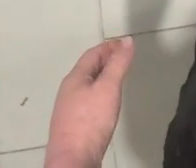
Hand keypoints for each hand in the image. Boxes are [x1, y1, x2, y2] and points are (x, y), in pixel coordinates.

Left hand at [45, 38, 134, 167]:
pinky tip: (107, 106)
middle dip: (106, 61)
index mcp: (74, 78)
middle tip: (124, 60)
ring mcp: (68, 110)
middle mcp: (68, 91)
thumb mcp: (108, 88)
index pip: (92, 53)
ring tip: (118, 81)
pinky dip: (99, 95)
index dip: (109, 47)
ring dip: (102, 79)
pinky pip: (87, 102)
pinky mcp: (72, 127)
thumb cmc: (90, 121)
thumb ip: (118, 64)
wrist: (73, 162)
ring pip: (87, 86)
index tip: (125, 45)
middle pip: (88, 69)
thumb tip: (127, 40)